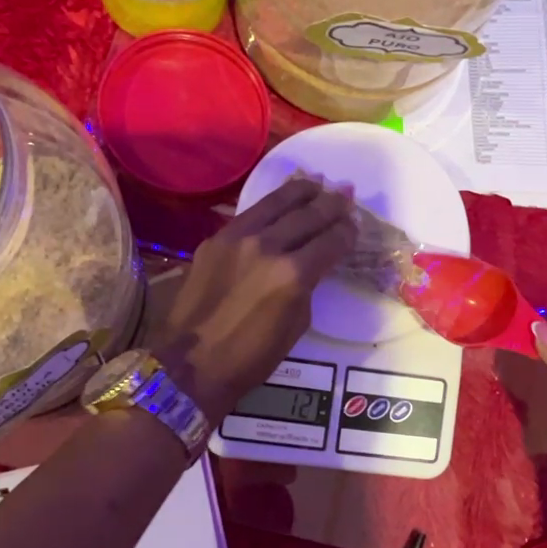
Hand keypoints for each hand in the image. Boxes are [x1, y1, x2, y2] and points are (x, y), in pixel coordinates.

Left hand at [151, 179, 356, 421]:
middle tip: (346, 194)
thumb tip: (313, 264)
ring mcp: (238, 238)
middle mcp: (269, 246)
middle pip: (308, 216)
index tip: (355, 224)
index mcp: (294, 274)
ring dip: (302, 192)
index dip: (347, 231)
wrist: (191, 364)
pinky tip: (282, 199)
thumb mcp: (296, 324)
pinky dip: (271, 204)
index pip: (331, 241)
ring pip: (277, 203)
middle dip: (331, 205)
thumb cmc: (251, 357)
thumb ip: (308, 286)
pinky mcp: (215, 239)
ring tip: (317, 183)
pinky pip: (251, 213)